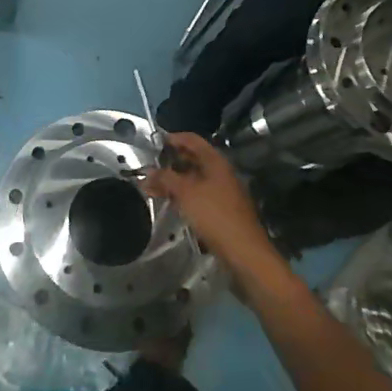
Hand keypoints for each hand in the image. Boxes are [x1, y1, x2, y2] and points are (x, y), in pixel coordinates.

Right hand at [142, 133, 279, 279]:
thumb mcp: (186, 193)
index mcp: (216, 162)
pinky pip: (197, 195)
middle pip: (193, 159)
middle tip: (148, 167)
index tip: (154, 142)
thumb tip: (148, 172)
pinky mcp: (220, 210)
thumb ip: (165, 179)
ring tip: (151, 187)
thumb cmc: (215, 215)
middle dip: (170, 162)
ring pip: (194, 179)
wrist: (244, 252)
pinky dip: (182, 196)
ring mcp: (222, 192)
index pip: (193, 140)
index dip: (174, 138)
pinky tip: (169, 203)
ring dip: (174, 181)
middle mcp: (220, 173)